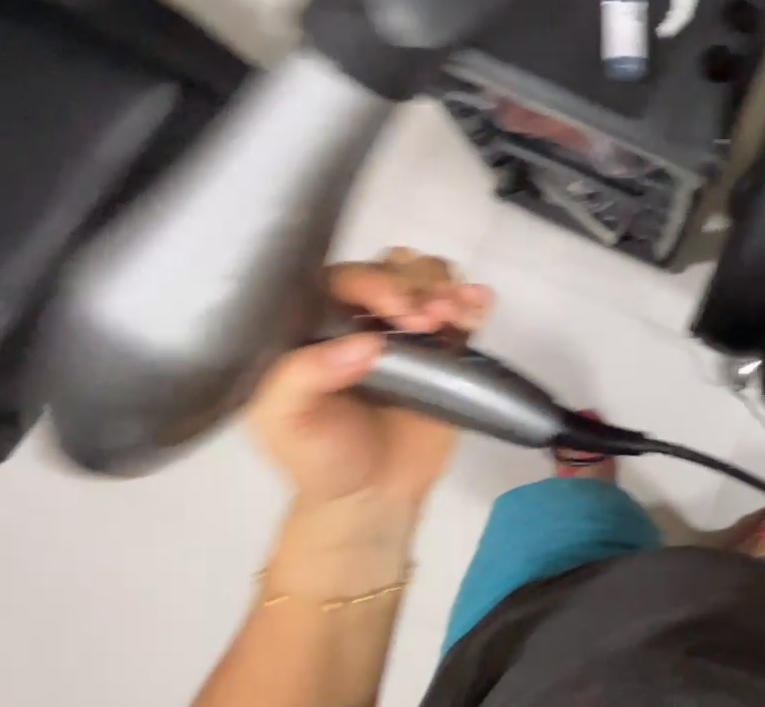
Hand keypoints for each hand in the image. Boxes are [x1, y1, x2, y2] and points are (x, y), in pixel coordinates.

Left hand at [248, 251, 493, 510]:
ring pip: (431, 277)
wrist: (375, 497)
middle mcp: (365, 315)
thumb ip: (301, 378)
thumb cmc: (321, 457)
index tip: (397, 310)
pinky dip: (474, 299)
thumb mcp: (285, 421)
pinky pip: (465, 307)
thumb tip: (366, 343)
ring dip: (445, 287)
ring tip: (451, 317)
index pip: (345, 278)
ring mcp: (411, 328)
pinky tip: (479, 305)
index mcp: (319, 324)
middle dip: (416, 284)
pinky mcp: (448, 345)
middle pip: (396, 267)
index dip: (374, 282)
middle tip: (426, 321)